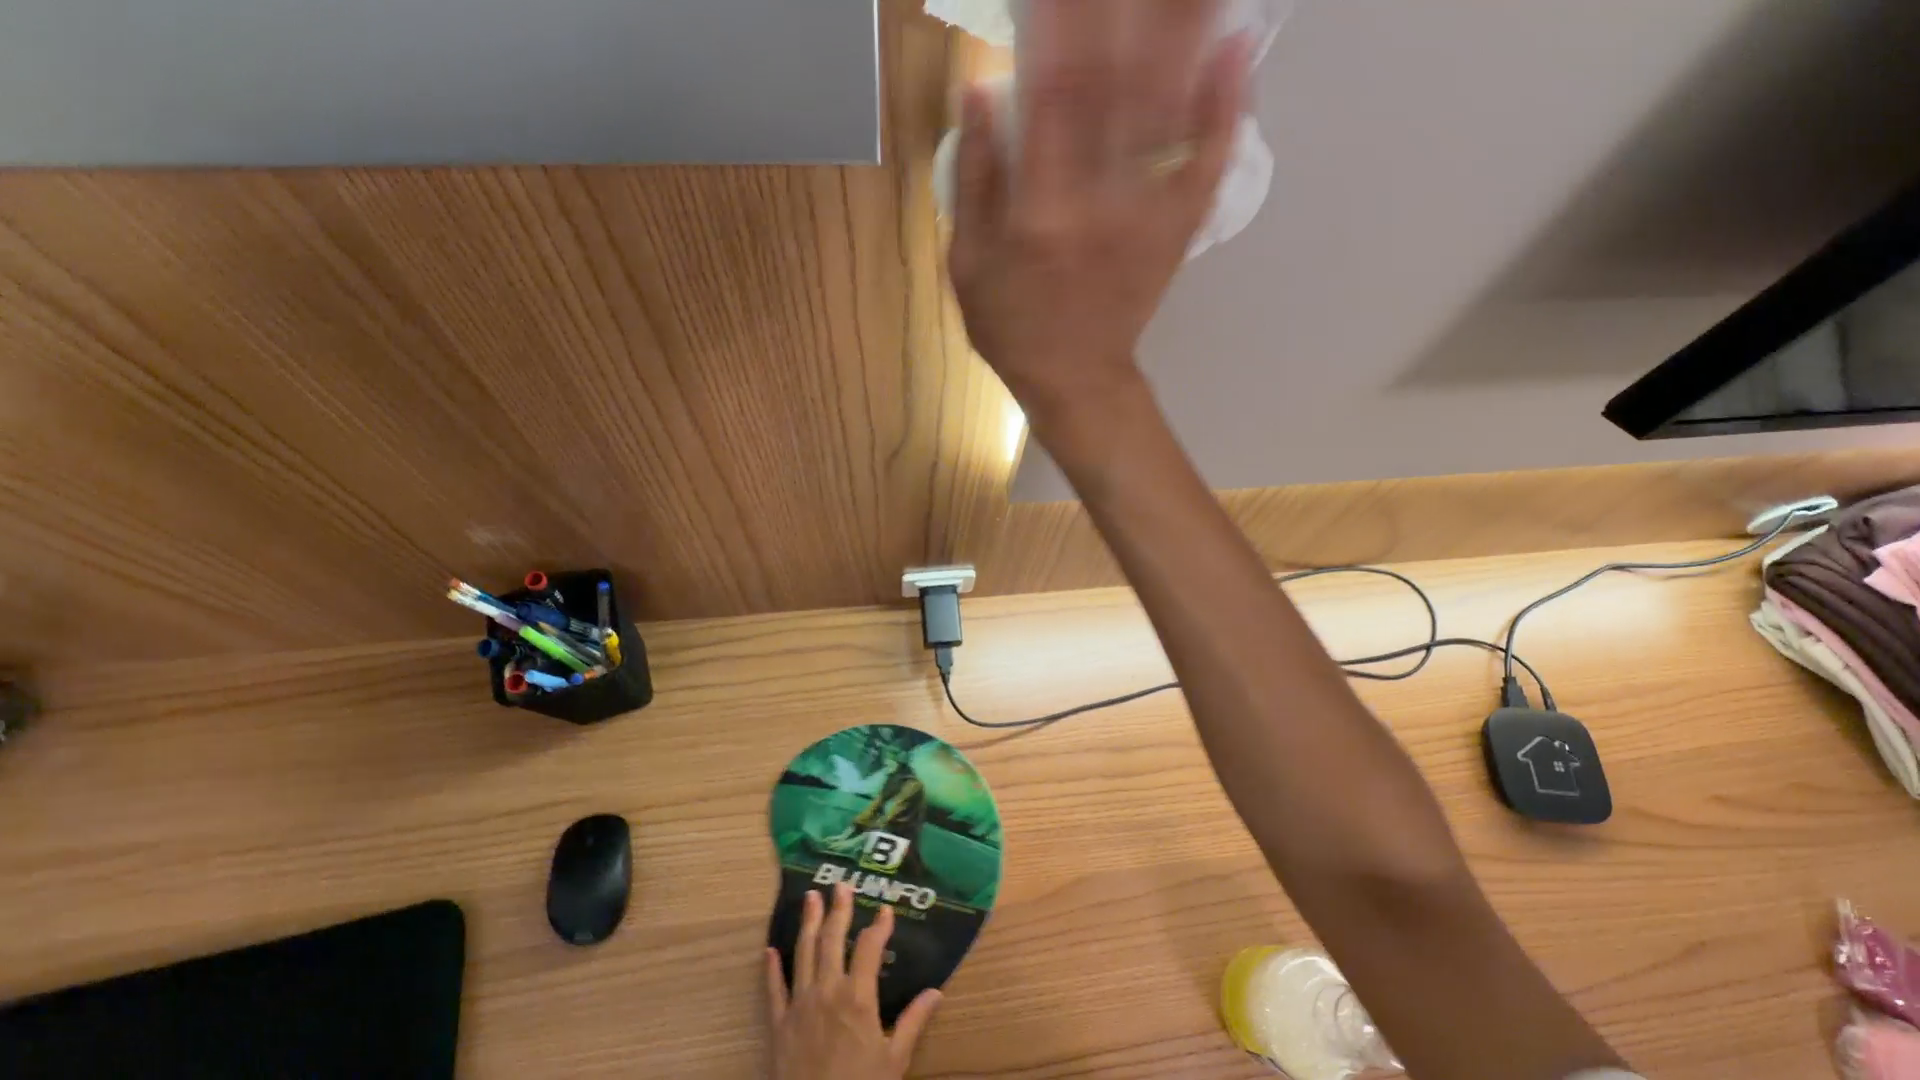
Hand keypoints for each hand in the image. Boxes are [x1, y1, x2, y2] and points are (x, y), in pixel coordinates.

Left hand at [766, 885, 941, 1079]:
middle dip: (837, 910)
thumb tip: (935, 992)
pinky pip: (773, 988)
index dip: (879, 926)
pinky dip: (771, 968)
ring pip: (802, 954)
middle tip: (841, 885)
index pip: (869, 948)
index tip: (885, 909)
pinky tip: (769, 950)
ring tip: (810, 898)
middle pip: (831, 940)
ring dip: (807, 924)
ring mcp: (800, 1004)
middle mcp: (827, 991)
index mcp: (858, 997)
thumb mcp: (895, 1059)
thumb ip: (914, 1022)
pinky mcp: (779, 1022)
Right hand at [948, 0, 1251, 426]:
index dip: (1055, 25)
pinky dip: (1226, 103)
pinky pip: (1208, 158)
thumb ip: (976, 177)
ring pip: (1169, 108)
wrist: (1078, 379)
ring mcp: (1149, 212)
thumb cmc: (1012, 325)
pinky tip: (1238, 48)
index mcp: (1040, 211)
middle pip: (1116, 84)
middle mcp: (1101, 201)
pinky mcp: (1179, 224)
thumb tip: (980, 89)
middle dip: (1119, 14)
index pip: (1049, 93)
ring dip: (1182, 35)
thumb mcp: (969, 262)